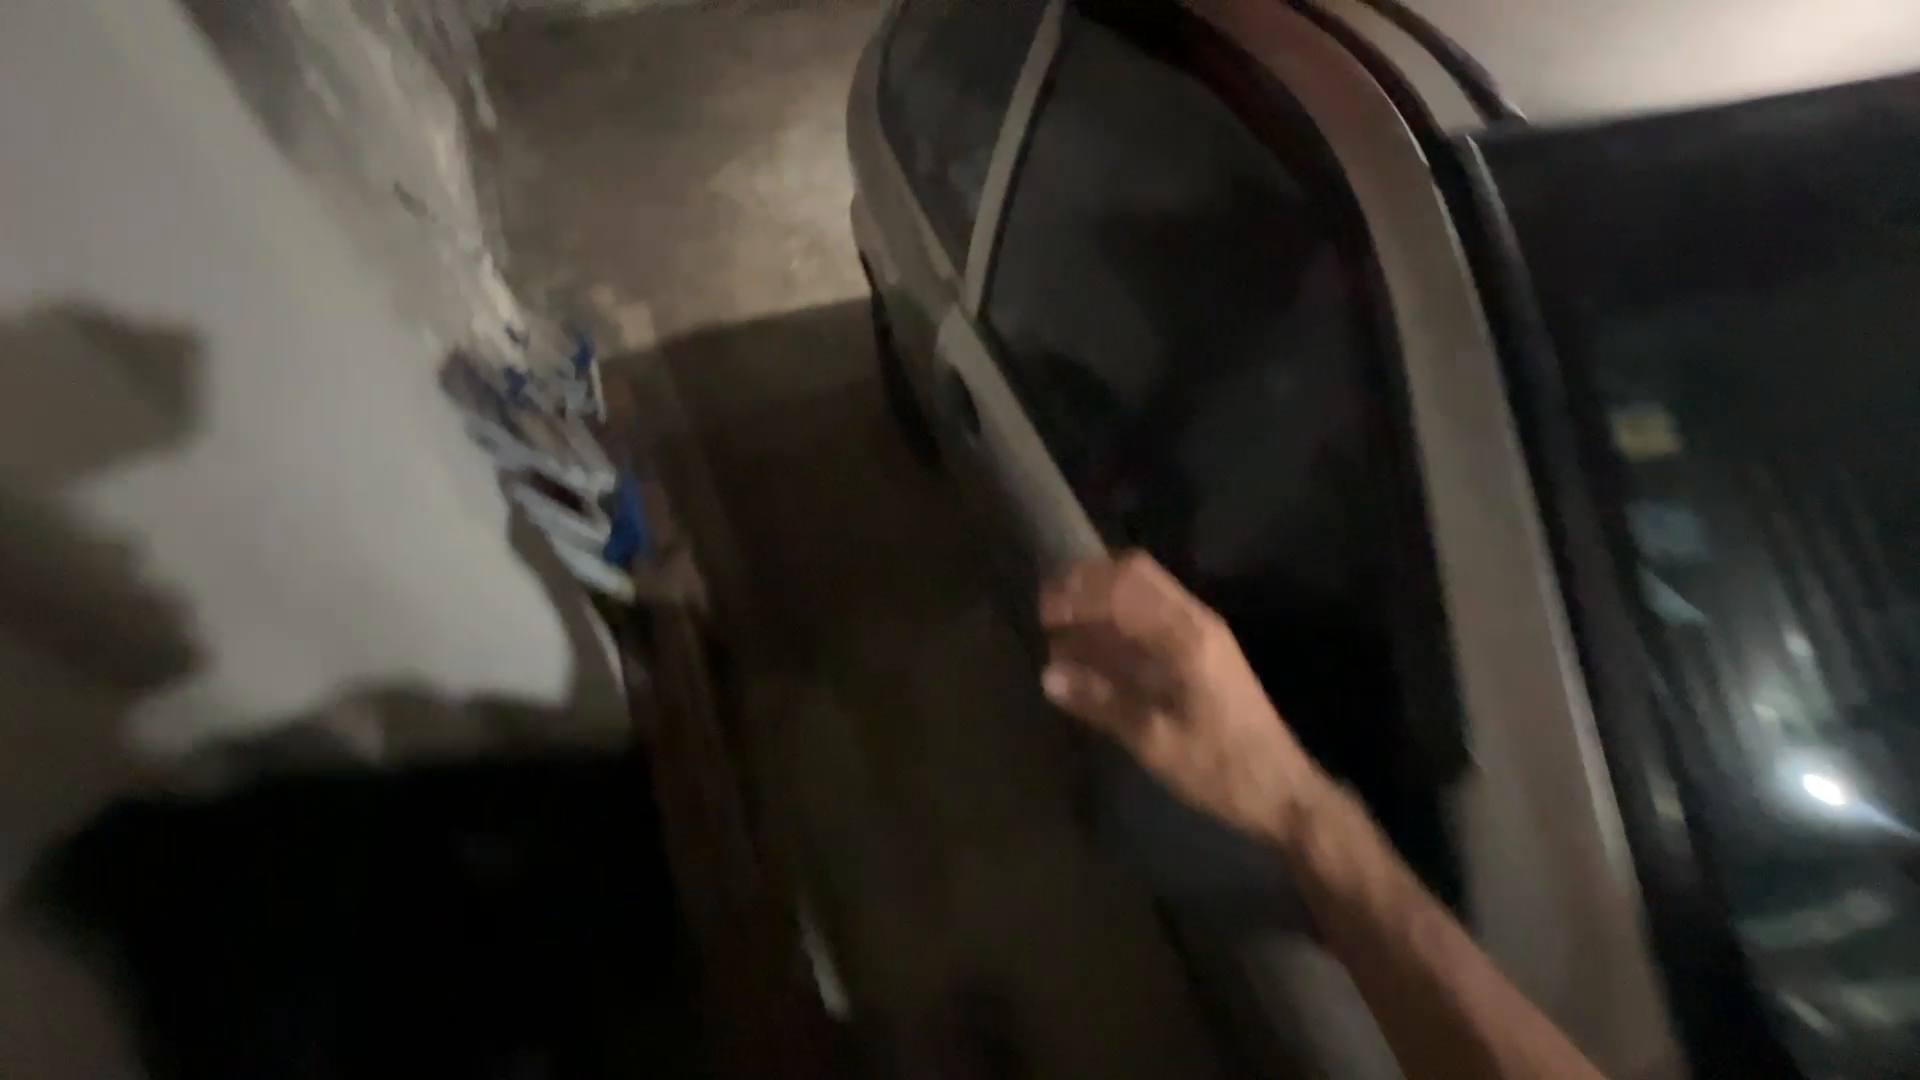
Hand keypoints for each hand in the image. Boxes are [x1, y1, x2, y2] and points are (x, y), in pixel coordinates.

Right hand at [1040, 553, 1327, 841]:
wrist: (1283, 791)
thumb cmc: (1219, 768)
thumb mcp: (1155, 742)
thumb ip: (1102, 703)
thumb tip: (1049, 675)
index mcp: (1185, 639)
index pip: (1124, 591)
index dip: (1078, 595)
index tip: (1042, 614)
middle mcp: (1195, 622)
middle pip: (1136, 574)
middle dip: (1088, 581)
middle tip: (1049, 607)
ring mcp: (1203, 632)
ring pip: (1146, 588)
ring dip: (1103, 595)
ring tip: (1065, 622)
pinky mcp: (1203, 648)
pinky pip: (1154, 612)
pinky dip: (1119, 616)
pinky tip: (1096, 644)